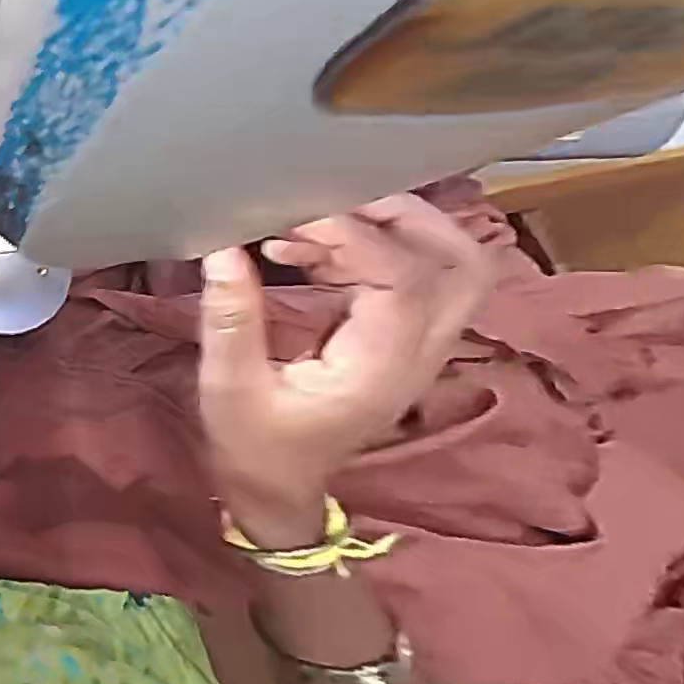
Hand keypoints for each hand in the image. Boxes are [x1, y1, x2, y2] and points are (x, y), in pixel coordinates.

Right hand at [198, 194, 489, 546]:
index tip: (290, 215)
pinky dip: (363, 249)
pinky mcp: (394, 342)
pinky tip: (303, 249)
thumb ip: (230, 317)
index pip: (404, 280)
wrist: (275, 487)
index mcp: (379, 368)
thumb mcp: (228, 383)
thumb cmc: (251, 443)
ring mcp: (413, 348)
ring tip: (306, 221)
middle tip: (330, 196)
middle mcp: (415, 353)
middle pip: (461, 264)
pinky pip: (407, 279)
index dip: (354, 236)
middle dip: (404, 216)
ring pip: (447, 266)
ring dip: (386, 228)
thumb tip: (222, 249)